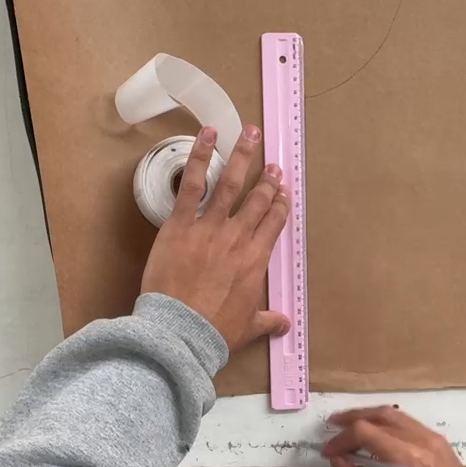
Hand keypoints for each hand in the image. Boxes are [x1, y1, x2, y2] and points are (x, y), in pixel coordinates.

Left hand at [138, 125, 290, 351]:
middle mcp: (238, 237)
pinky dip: (201, 157)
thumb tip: (284, 324)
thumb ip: (267, 320)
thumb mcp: (247, 327)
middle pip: (258, 200)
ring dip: (243, 157)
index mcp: (256, 260)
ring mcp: (210, 227)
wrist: (181, 331)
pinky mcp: (181, 224)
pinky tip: (208, 136)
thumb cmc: (214, 331)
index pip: (274, 223)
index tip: (282, 191)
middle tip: (272, 163)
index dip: (279, 204)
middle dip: (267, 179)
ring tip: (250, 134)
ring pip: (231, 185)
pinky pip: (192, 185)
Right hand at [323, 406, 465, 466]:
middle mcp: (420, 439)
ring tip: (350, 424)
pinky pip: (408, 422)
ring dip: (369, 416)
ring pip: (395, 414)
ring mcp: (432, 437)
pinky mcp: (439, 441)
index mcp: (405, 458)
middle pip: (380, 415)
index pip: (364, 432)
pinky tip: (377, 432)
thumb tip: (337, 462)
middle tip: (332, 425)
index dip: (340, 440)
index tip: (328, 453)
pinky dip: (387, 422)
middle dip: (352, 418)